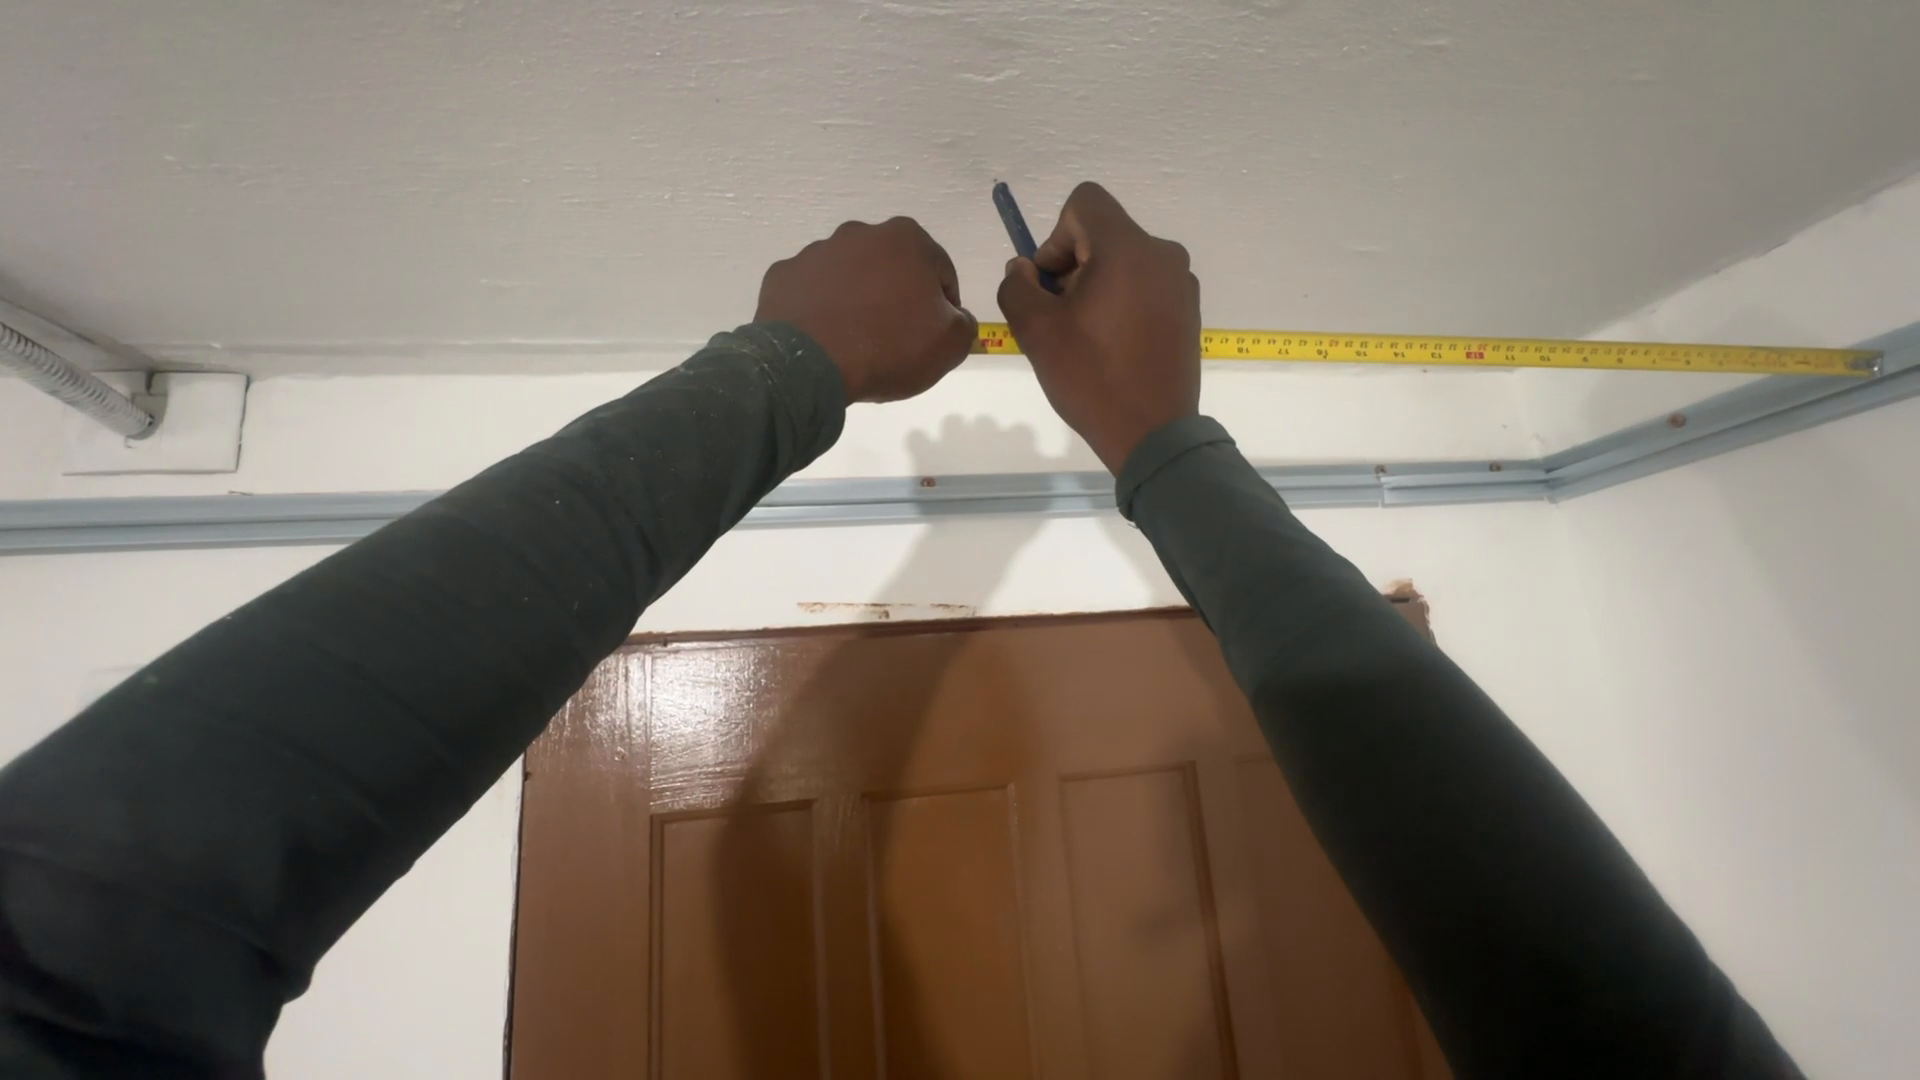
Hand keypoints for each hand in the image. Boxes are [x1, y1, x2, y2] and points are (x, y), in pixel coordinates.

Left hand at [757, 218, 977, 403]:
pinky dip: (821, 311)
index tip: (935, 337)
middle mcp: (859, 233)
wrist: (811, 366)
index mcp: (906, 239)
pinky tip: (826, 339)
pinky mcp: (782, 276)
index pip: (941, 273)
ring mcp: (815, 252)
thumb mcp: (950, 344)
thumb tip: (954, 317)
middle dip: (898, 299)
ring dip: (858, 302)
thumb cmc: (890, 348)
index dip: (944, 308)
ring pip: (850, 278)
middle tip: (896, 342)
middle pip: (892, 270)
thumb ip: (964, 324)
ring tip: (857, 343)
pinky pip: (812, 294)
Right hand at [996, 182, 1200, 472]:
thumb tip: (1023, 270)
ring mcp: (1181, 284)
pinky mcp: (1188, 311)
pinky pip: (1145, 289)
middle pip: (1103, 235)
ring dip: (1096, 289)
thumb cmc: (1091, 379)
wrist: (1152, 433)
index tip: (1051, 285)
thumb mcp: (1037, 332)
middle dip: (1072, 268)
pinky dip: (1122, 305)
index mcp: (1128, 249)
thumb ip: (1017, 287)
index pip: (1084, 203)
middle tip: (1060, 320)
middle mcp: (1162, 254)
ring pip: (1124, 264)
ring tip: (1086, 339)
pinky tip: (1113, 349)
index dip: (1055, 238)